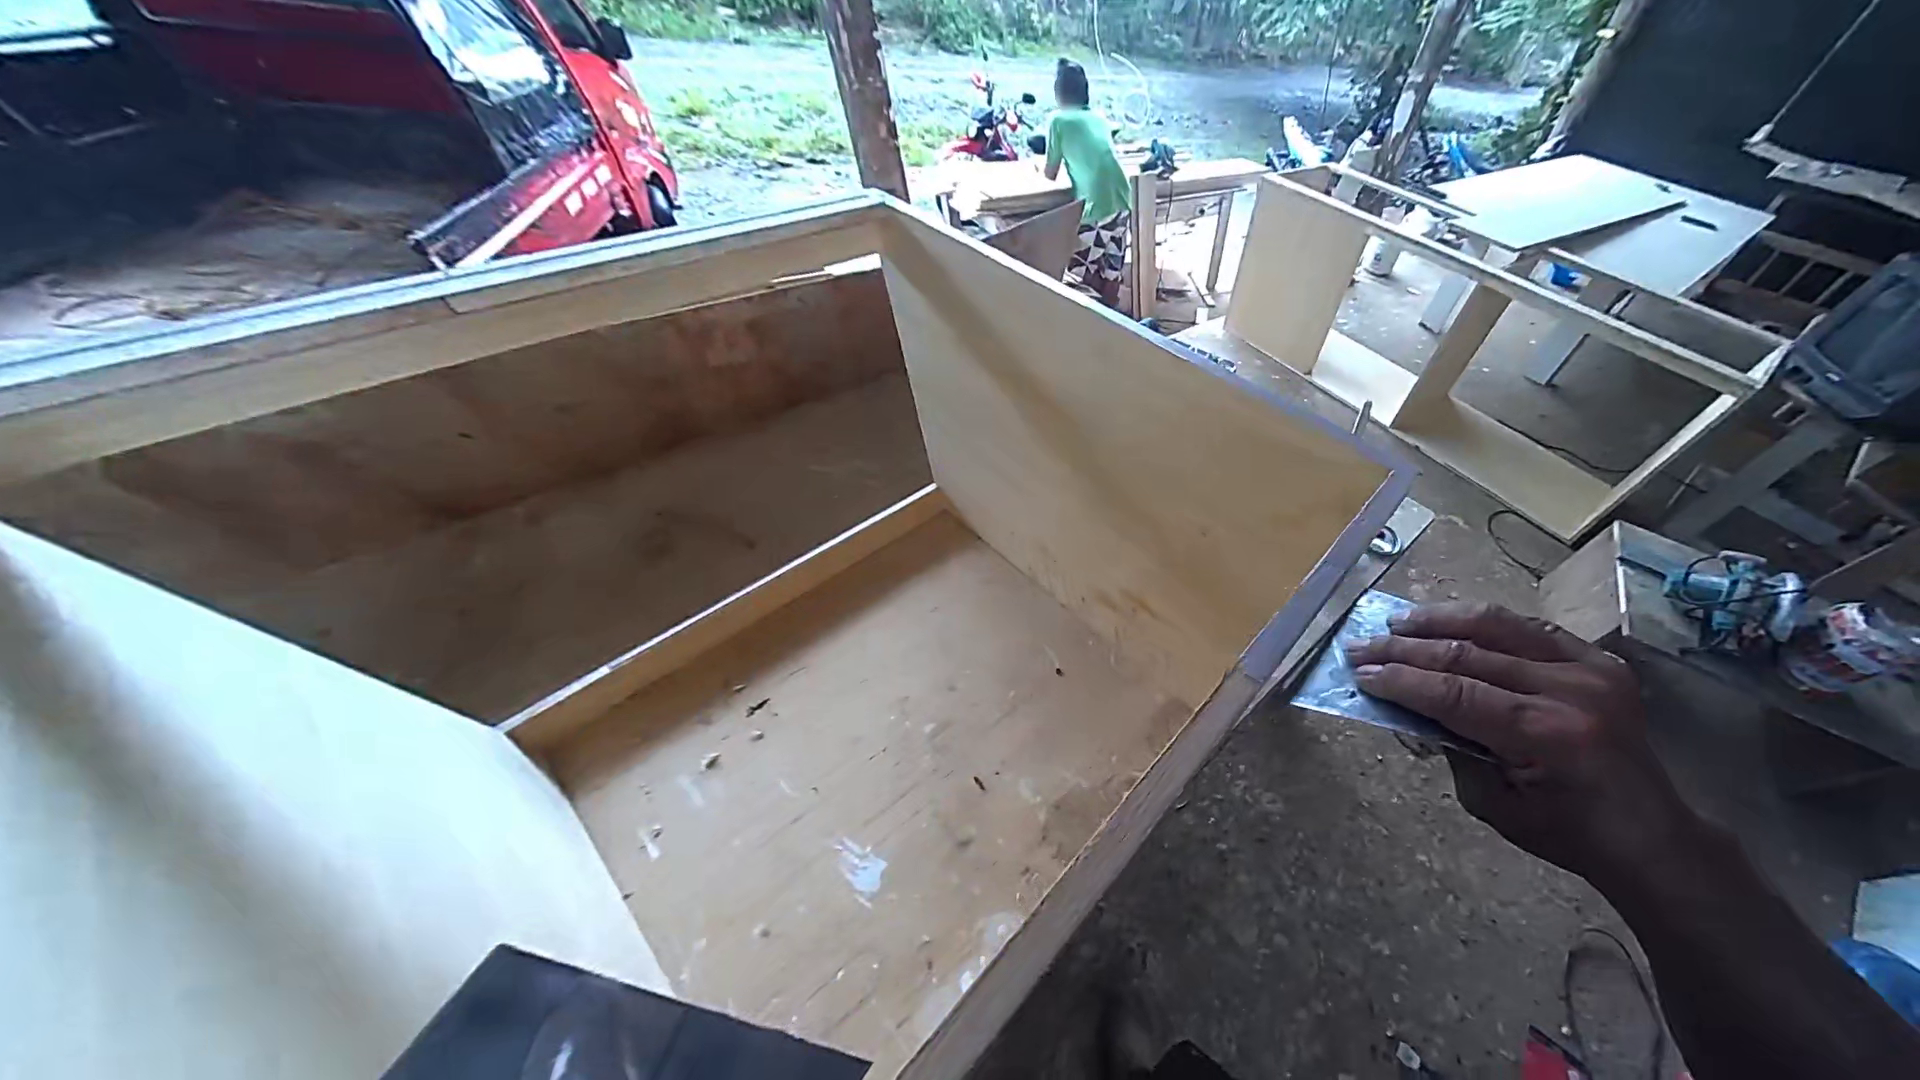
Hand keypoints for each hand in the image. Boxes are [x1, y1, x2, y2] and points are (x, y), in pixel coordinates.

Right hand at [1343, 602, 1701, 887]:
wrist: (1651, 834)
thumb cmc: (1562, 829)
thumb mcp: (1488, 799)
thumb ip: (1447, 744)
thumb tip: (1404, 702)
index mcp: (1546, 734)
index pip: (1452, 692)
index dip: (1399, 680)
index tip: (1360, 674)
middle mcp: (1569, 692)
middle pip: (1465, 653)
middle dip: (1402, 649)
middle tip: (1359, 646)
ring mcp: (1589, 669)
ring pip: (1494, 625)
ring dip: (1436, 621)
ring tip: (1395, 622)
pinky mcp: (1597, 660)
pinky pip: (1527, 627)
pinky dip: (1480, 621)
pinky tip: (1445, 621)